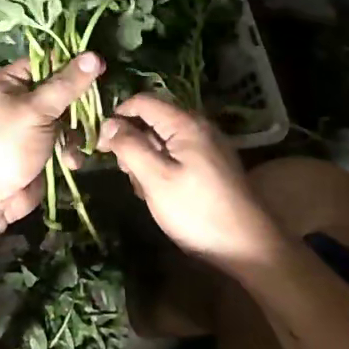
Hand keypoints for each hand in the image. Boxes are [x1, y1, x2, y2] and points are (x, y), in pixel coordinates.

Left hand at [0, 53, 103, 238]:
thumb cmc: (5, 145)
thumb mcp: (36, 111)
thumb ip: (67, 84)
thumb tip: (94, 55)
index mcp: (10, 82)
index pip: (46, 61)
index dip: (72, 64)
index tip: (101, 68)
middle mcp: (20, 99)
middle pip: (61, 90)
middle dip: (79, 104)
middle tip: (96, 111)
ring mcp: (31, 125)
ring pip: (67, 117)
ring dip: (76, 131)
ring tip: (78, 144)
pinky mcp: (41, 149)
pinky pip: (64, 140)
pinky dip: (70, 150)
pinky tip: (71, 162)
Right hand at [98, 94, 287, 269]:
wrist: (248, 247)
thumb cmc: (197, 211)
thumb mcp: (155, 178)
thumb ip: (129, 146)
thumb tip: (108, 124)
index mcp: (185, 123)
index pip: (141, 101)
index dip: (117, 117)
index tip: (101, 146)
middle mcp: (198, 127)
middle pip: (151, 120)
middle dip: (132, 143)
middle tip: (128, 174)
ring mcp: (207, 146)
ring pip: (162, 140)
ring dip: (146, 160)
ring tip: (146, 190)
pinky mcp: (211, 164)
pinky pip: (176, 155)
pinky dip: (162, 169)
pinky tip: (161, 194)